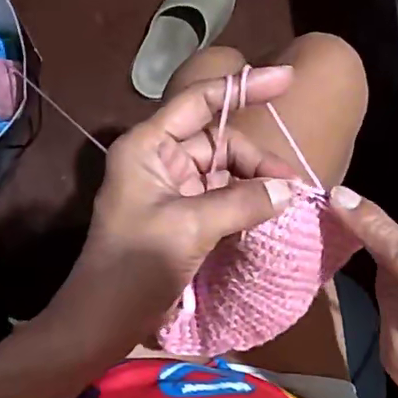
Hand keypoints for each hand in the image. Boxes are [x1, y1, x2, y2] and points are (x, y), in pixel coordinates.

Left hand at [52, 67, 302, 339]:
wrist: (104, 318)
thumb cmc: (135, 265)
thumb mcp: (189, 227)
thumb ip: (241, 201)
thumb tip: (286, 189)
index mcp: (147, 146)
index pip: (198, 102)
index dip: (242, 87)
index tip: (287, 79)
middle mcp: (157, 159)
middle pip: (217, 140)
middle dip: (255, 158)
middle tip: (293, 185)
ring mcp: (169, 188)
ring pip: (222, 170)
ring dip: (253, 182)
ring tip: (287, 202)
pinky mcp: (179, 215)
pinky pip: (218, 196)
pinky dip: (243, 202)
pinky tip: (268, 213)